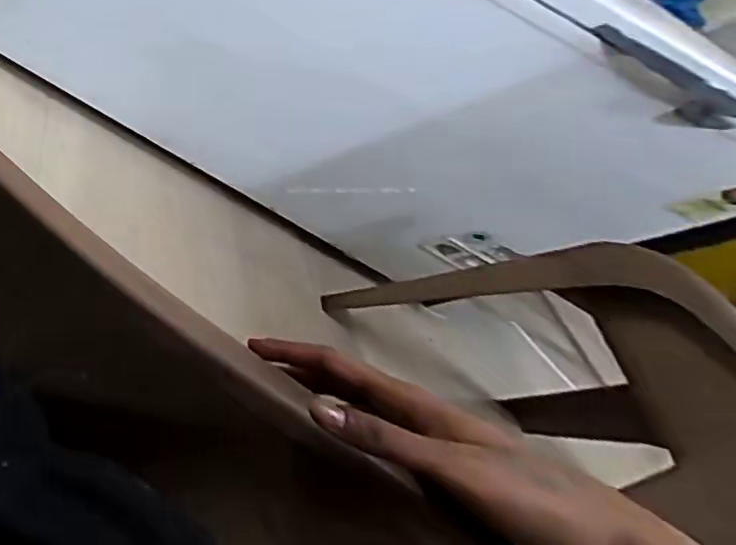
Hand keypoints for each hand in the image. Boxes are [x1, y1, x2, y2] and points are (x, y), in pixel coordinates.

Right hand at [249, 338, 695, 544]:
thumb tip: (313, 404)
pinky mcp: (450, 467)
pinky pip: (383, 432)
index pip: (340, 365)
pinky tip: (351, 442)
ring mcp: (438, 438)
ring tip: (295, 397)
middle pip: (349, 379)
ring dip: (325, 394)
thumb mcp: (455, 469)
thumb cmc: (533, 497)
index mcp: (416, 403)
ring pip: (366, 404)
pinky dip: (351, 423)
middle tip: (263, 369)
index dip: (294, 352)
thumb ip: (386, 438)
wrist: (618, 544)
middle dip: (303, 368)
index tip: (252, 346)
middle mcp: (421, 413)